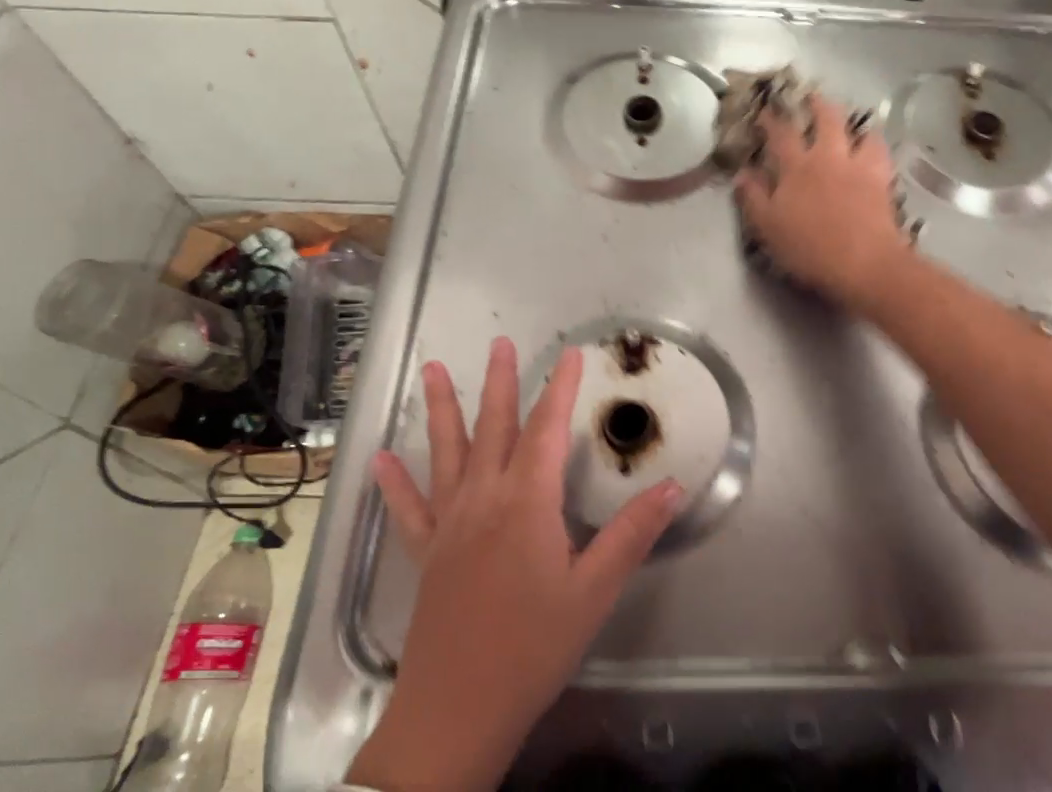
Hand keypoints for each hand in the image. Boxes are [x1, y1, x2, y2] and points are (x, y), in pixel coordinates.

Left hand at [350, 338, 682, 791]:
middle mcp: (482, 500)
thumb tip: (672, 488)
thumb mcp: (594, 591)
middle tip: (499, 343)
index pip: (547, 431)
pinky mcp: (426, 553)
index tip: (569, 354)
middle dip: (500, 384)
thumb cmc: (534, 646)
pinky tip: (380, 458)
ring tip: (433, 370)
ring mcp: (448, 525)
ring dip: (441, 410)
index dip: (559, 389)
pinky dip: (394, 481)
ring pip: (446, 454)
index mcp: (526, 504)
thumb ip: (632, 535)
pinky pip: (408, 507)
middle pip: (494, 429)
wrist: (459, 707)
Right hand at [735, 95, 912, 307]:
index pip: (781, 134)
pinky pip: (882, 155)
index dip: (772, 119)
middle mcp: (828, 158)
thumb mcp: (768, 227)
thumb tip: (742, 172)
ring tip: (854, 124)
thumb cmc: (809, 249)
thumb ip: (754, 198)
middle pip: (827, 118)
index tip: (766, 111)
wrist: (863, 263)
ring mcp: (859, 167)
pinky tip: (875, 152)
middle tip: (813, 97)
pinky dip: (877, 148)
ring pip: (861, 132)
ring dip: (856, 124)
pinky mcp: (883, 181)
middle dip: (818, 104)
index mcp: (796, 168)